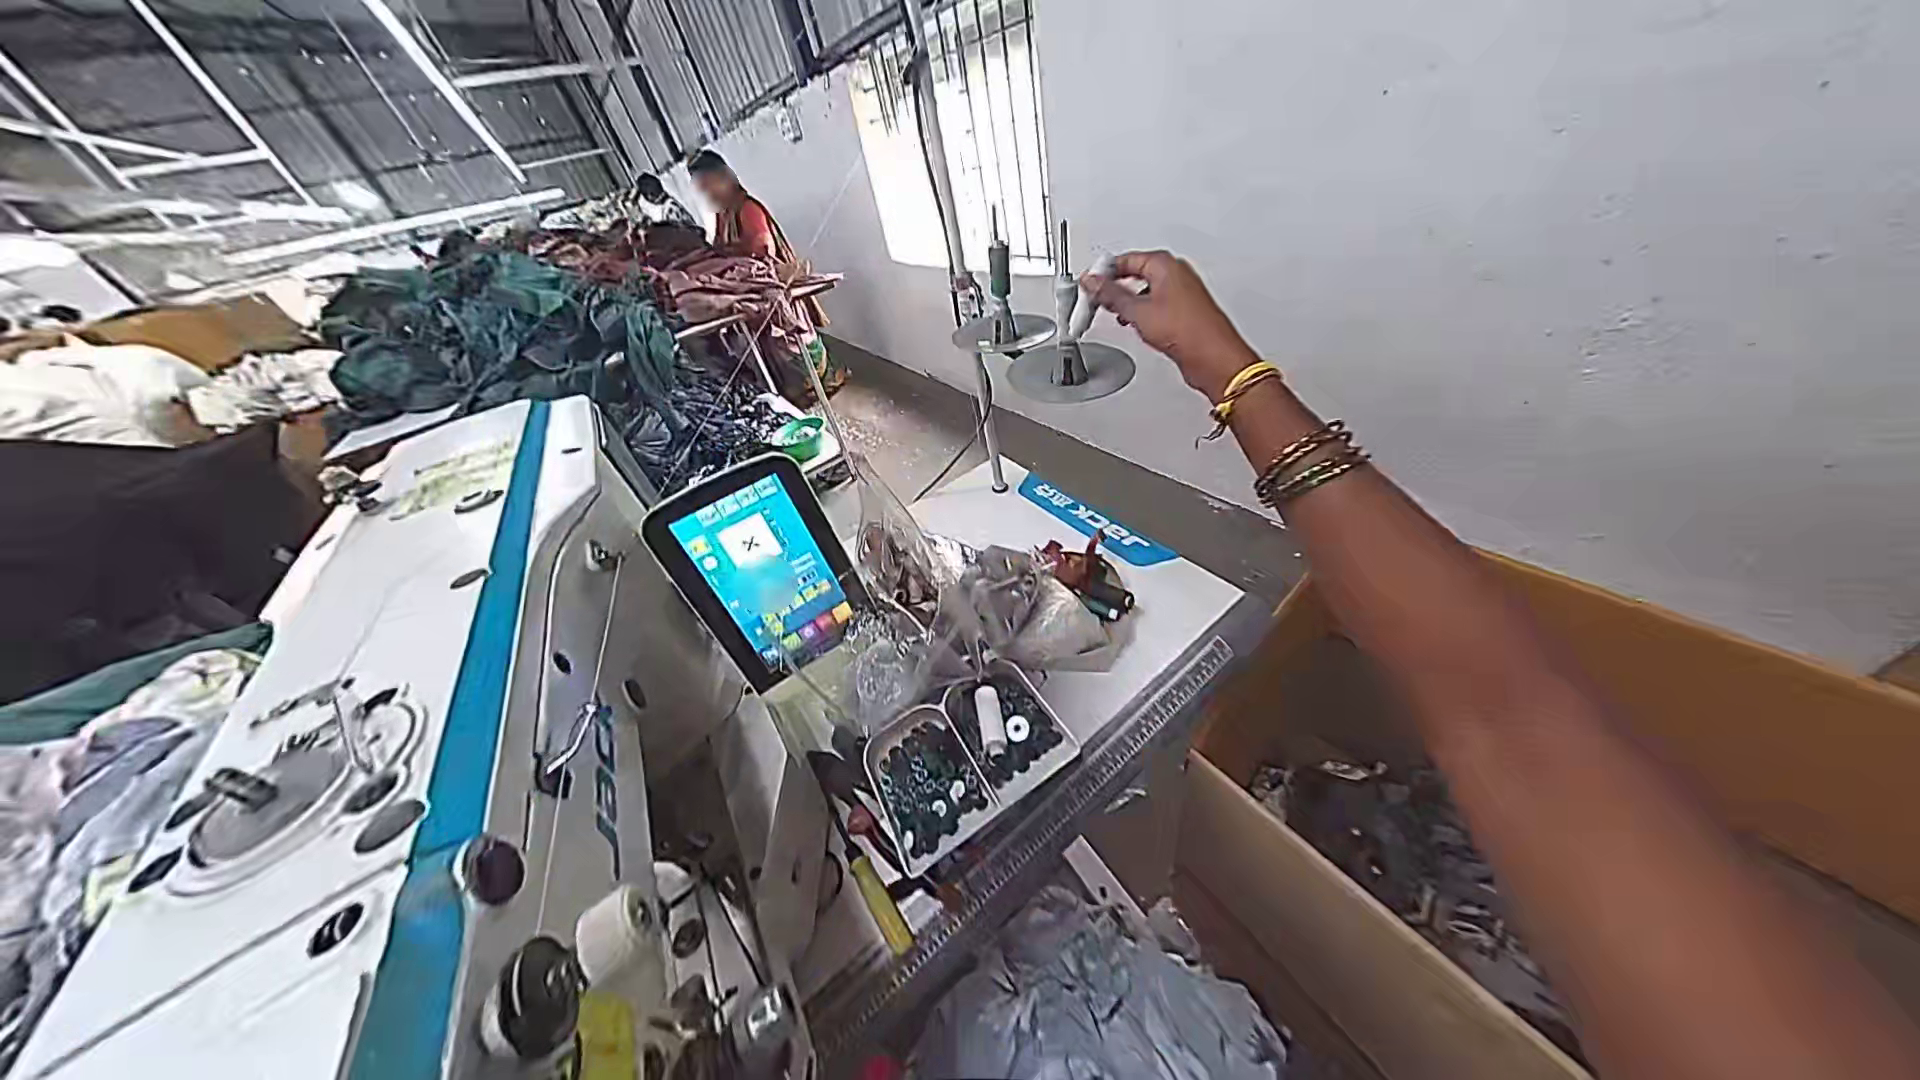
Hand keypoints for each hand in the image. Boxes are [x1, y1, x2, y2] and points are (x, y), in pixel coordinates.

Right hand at [1082, 250, 1260, 399]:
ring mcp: (1180, 292)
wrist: (1211, 356)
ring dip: (1126, 300)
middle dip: (1114, 285)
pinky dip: (1139, 311)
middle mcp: (1175, 274)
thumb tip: (1093, 282)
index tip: (1089, 282)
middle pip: (1135, 272)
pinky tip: (1134, 323)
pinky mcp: (1182, 311)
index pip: (1126, 259)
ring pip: (1144, 289)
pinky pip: (1153, 304)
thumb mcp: (1137, 311)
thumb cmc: (1187, 329)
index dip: (1104, 271)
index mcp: (1165, 265)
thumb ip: (1111, 295)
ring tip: (1113, 312)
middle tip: (1096, 297)